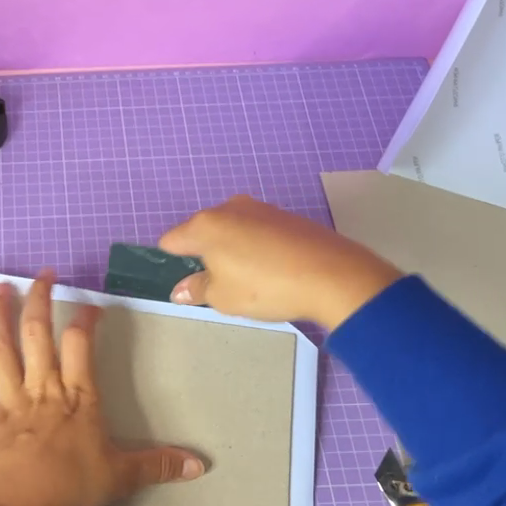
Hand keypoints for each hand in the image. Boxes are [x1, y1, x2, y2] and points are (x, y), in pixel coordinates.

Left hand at [0, 271, 205, 505]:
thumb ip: (159, 465)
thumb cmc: (72, 489)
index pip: (81, 344)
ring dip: (0, 316)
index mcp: (77, 396)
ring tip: (0, 287)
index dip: (86, 319)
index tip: (92, 306)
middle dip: (41, 300)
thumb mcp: (122, 476)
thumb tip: (201, 466)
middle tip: (43, 274)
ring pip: (3, 348)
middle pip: (39, 334)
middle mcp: (43, 388)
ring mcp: (11, 399)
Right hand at [159, 195, 402, 329]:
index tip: (186, 280)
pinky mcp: (285, 216)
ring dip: (232, 250)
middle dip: (204, 254)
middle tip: (218, 284)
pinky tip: (271, 269)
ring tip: (248, 279)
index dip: (172, 260)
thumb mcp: (224, 297)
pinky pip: (256, 230)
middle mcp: (229, 209)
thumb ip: (197, 290)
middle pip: (202, 231)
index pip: (172, 239)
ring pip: (231, 229)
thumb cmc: (266, 287)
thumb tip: (179, 290)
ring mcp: (259, 208)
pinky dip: (256, 247)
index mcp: (205, 225)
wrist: (333, 275)